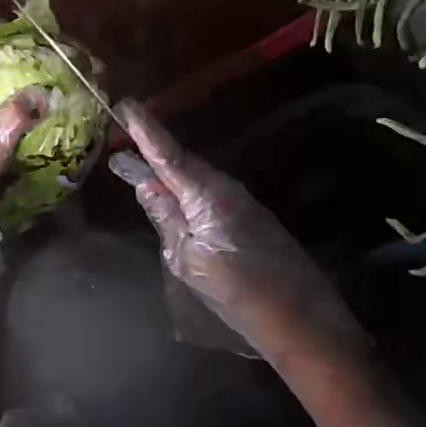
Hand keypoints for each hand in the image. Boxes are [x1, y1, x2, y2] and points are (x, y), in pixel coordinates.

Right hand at [108, 102, 361, 359]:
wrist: (303, 321)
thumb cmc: (239, 293)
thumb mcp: (188, 260)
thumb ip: (166, 218)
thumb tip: (146, 186)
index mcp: (207, 195)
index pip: (168, 155)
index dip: (145, 130)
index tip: (126, 104)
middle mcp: (225, 188)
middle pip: (181, 164)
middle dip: (152, 152)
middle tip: (121, 142)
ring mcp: (241, 202)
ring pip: (195, 179)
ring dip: (168, 174)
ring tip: (139, 171)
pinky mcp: (250, 217)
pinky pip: (208, 194)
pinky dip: (187, 191)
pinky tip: (174, 199)